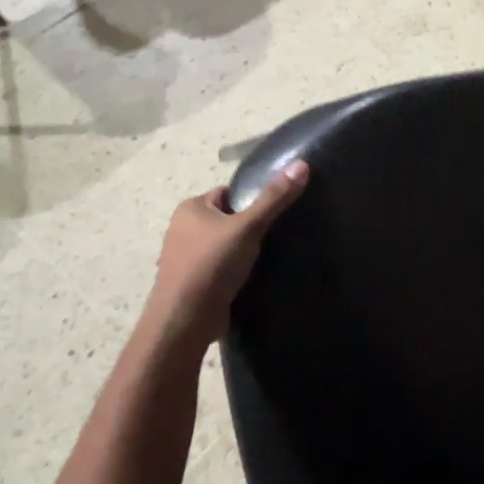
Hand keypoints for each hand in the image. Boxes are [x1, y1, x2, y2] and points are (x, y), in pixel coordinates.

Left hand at [144, 160, 309, 349]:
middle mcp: (181, 228)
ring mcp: (183, 257)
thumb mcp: (249, 227)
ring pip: (220, 245)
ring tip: (262, 260)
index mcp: (190, 208)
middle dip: (245, 228)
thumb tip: (301, 164)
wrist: (185, 319)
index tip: (270, 217)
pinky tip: (246, 280)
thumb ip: (274, 198)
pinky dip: (230, 272)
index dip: (250, 202)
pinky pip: (216, 268)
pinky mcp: (190, 282)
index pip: (227, 194)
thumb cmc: (213, 265)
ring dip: (238, 252)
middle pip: (225, 219)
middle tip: (270, 239)